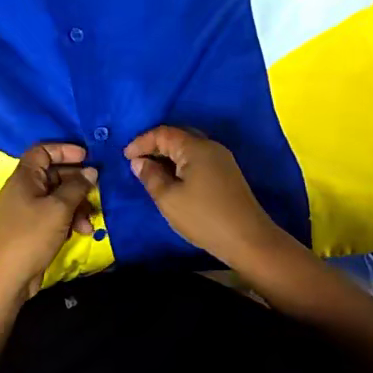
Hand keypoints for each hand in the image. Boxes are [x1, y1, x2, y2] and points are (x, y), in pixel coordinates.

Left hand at [0, 143, 96, 298]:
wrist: (6, 277)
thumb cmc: (30, 236)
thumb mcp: (59, 208)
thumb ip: (77, 187)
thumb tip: (91, 171)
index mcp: (24, 177)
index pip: (42, 151)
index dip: (64, 150)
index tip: (87, 156)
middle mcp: (24, 190)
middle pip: (54, 175)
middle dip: (78, 183)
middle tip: (97, 192)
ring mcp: (27, 211)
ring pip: (58, 198)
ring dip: (77, 206)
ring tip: (89, 223)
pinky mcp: (32, 230)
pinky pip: (55, 216)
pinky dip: (69, 221)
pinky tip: (82, 233)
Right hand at [123, 126, 290, 266]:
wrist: (247, 238)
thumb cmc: (203, 217)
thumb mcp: (168, 198)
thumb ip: (151, 176)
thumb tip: (139, 162)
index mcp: (196, 148)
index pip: (163, 133)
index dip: (142, 142)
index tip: (125, 156)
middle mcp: (211, 147)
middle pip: (178, 136)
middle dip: (155, 146)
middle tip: (137, 161)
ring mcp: (222, 160)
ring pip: (189, 148)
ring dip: (168, 156)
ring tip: (151, 171)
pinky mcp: (226, 174)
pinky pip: (198, 159)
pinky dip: (180, 164)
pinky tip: (172, 179)